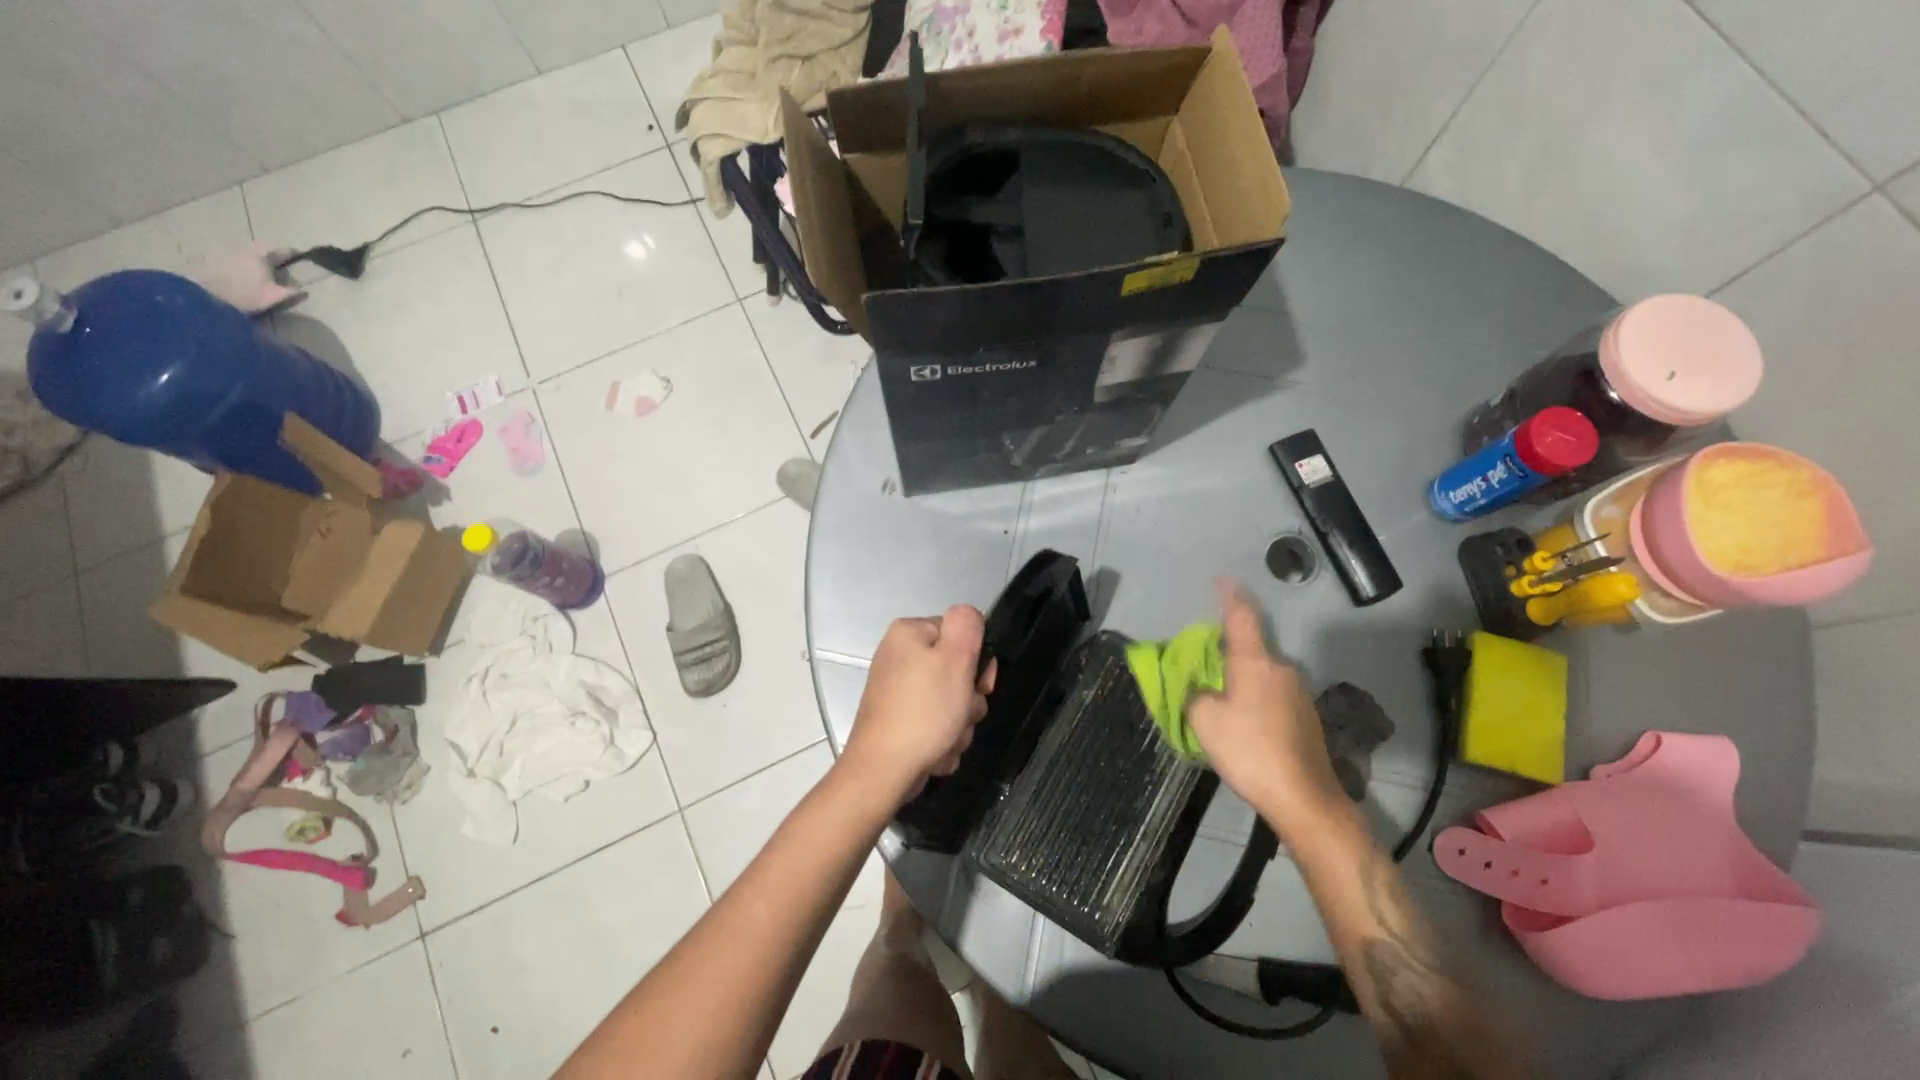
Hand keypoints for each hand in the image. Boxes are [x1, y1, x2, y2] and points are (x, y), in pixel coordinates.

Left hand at [840, 605, 996, 805]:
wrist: (883, 771)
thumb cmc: (923, 712)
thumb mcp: (955, 659)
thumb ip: (967, 625)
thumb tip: (968, 616)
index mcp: (909, 634)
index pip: (962, 634)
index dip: (977, 661)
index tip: (980, 685)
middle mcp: (899, 658)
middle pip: (957, 672)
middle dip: (967, 701)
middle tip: (960, 715)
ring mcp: (898, 693)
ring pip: (951, 704)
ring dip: (958, 726)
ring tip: (946, 738)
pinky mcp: (899, 722)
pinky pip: (936, 726)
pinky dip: (941, 741)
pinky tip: (934, 752)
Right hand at [1187, 580, 1347, 836]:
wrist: (1304, 797)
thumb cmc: (1250, 752)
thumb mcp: (1205, 722)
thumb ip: (1194, 695)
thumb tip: (1198, 687)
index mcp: (1255, 662)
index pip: (1241, 617)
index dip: (1230, 596)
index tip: (1223, 580)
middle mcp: (1281, 669)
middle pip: (1250, 650)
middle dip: (1226, 654)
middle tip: (1202, 669)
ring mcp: (1298, 693)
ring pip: (1261, 676)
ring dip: (1241, 683)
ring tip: (1220, 706)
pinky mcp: (1307, 717)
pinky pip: (1272, 697)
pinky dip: (1254, 702)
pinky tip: (1244, 727)